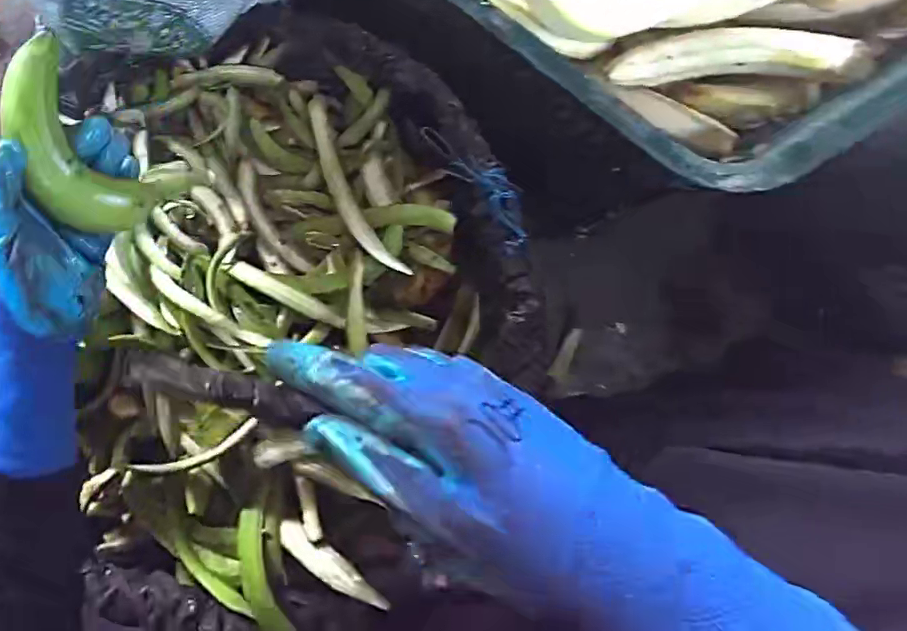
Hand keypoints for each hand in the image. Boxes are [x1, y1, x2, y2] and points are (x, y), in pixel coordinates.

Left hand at [0, 118, 134, 477]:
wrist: (41, 336)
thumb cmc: (6, 287)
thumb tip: (7, 147)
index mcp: (13, 197)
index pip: (30, 154)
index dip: (48, 134)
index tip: (64, 118)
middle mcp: (42, 201)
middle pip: (66, 161)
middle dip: (84, 143)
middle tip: (102, 133)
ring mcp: (70, 216)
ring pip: (92, 177)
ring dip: (106, 159)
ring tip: (117, 148)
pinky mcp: (95, 234)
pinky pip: (110, 203)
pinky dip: (122, 185)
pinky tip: (129, 170)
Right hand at [268, 342, 855, 630]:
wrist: (640, 552)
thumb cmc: (533, 552)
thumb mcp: (448, 528)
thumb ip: (379, 468)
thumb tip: (320, 428)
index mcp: (433, 415)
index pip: (349, 379)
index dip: (305, 366)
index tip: (267, 354)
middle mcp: (450, 383)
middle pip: (370, 364)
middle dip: (330, 369)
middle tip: (301, 381)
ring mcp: (477, 381)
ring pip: (399, 364)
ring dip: (365, 373)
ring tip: (345, 394)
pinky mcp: (499, 388)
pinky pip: (430, 368)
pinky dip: (400, 376)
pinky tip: (398, 395)